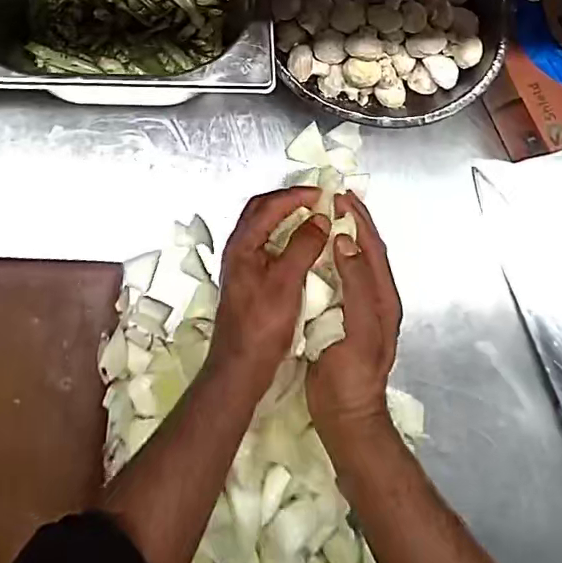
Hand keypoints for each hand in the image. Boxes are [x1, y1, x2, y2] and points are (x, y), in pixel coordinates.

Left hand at [205, 187, 328, 397]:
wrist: (240, 368)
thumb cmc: (261, 326)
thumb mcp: (286, 282)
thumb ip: (303, 246)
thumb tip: (320, 219)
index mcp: (243, 245)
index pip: (268, 205)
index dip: (295, 195)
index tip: (322, 194)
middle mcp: (239, 249)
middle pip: (261, 210)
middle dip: (288, 200)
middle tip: (316, 200)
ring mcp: (243, 264)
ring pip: (264, 227)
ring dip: (287, 217)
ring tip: (314, 218)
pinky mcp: (250, 279)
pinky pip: (269, 244)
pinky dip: (286, 236)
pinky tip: (304, 246)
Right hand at [309, 193, 402, 435]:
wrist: (346, 418)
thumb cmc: (353, 377)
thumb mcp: (359, 330)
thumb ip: (356, 285)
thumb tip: (346, 243)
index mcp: (383, 298)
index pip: (373, 248)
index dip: (360, 221)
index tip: (342, 198)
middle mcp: (375, 298)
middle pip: (366, 250)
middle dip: (354, 222)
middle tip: (335, 199)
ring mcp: (360, 308)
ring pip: (353, 262)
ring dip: (342, 236)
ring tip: (325, 217)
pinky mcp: (343, 317)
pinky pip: (339, 278)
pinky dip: (329, 258)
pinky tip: (315, 252)